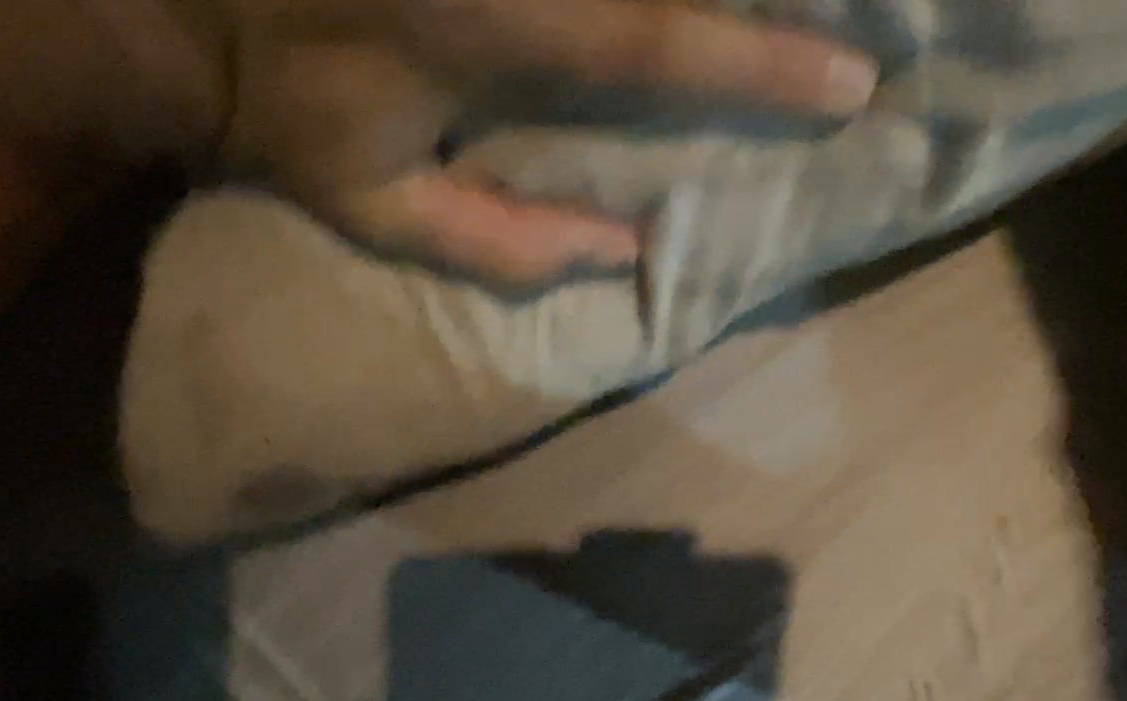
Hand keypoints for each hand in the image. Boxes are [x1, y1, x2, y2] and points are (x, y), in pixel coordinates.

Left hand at [211, 0, 878, 281]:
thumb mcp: (377, 206)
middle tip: (859, 12)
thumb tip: (626, 248)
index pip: (657, 42)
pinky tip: (690, 0)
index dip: (763, 62)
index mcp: (494, 25)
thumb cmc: (267, 100)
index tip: (852, 79)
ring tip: (788, 8)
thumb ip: (506, 245)